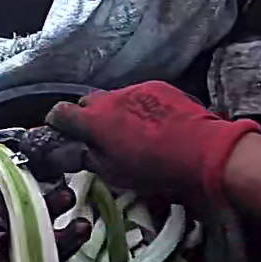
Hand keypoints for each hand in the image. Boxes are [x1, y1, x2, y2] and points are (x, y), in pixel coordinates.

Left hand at [0, 178, 86, 261]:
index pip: (0, 206)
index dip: (19, 190)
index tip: (38, 176)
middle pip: (24, 221)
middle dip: (45, 206)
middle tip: (67, 193)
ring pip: (41, 240)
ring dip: (60, 227)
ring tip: (81, 218)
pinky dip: (65, 248)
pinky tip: (79, 236)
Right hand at [46, 82, 260, 205]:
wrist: (202, 150)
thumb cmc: (153, 169)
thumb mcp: (115, 174)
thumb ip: (90, 158)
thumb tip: (79, 151)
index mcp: (92, 121)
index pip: (60, 113)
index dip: (57, 122)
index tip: (61, 130)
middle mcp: (107, 99)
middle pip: (87, 103)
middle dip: (88, 116)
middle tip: (99, 134)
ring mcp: (133, 89)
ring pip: (114, 98)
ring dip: (116, 112)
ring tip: (131, 130)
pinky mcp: (157, 86)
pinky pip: (138, 95)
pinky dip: (139, 107)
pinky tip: (153, 123)